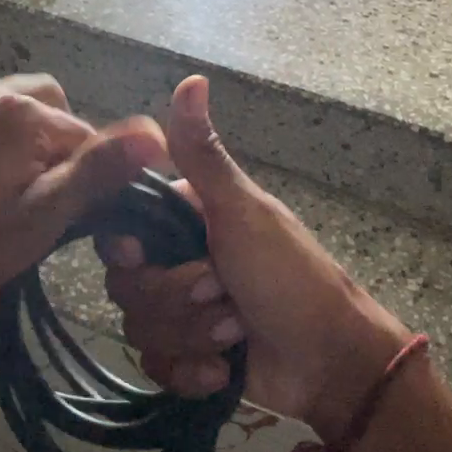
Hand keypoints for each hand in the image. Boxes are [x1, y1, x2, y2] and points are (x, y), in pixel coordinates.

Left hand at [0, 74, 164, 343]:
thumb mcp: (41, 216)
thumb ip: (99, 169)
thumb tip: (157, 131)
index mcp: (20, 112)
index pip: (86, 131)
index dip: (93, 172)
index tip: (80, 211)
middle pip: (44, 103)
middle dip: (55, 140)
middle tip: (42, 194)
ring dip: (13, 139)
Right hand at [99, 76, 410, 439]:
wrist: (331, 361)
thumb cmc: (288, 274)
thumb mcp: (242, 209)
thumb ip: (203, 153)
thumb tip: (192, 78)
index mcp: (185, 220)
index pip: (120, 232)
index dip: (128, 251)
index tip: (144, 257)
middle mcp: (178, 262)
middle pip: (127, 288)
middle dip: (177, 300)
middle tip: (222, 294)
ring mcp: (183, 313)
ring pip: (141, 330)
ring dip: (192, 336)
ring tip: (234, 332)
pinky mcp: (190, 358)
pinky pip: (158, 369)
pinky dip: (192, 373)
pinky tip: (224, 369)